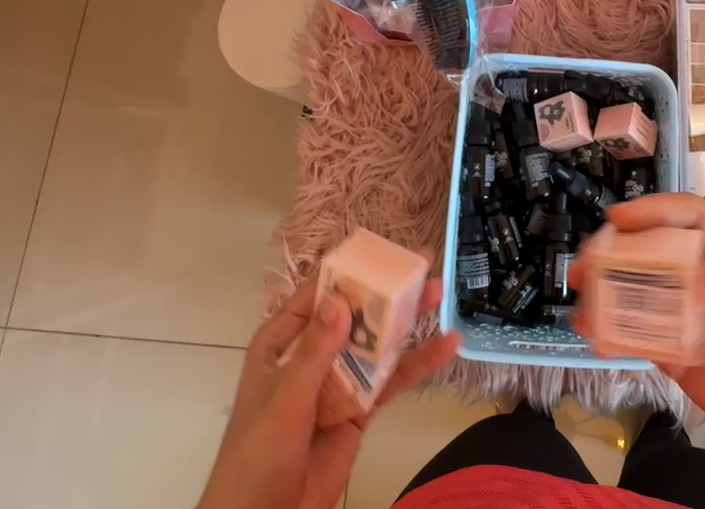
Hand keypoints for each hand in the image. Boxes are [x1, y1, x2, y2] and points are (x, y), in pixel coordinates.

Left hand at [197, 276, 461, 508]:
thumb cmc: (258, 454)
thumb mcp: (284, 400)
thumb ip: (315, 353)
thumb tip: (341, 300)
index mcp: (283, 341)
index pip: (318, 294)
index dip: (350, 270)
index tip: (383, 251)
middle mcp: (313, 353)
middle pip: (355, 313)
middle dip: (388, 291)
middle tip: (425, 264)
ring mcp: (339, 380)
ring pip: (378, 342)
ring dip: (408, 320)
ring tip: (441, 295)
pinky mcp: (360, 408)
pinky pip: (391, 381)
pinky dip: (418, 365)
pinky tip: (446, 348)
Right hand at [572, 193, 704, 469]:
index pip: (696, 219)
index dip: (657, 212)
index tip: (618, 219)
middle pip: (658, 248)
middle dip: (620, 249)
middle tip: (586, 263)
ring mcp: (692, 315)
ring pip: (643, 288)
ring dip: (609, 286)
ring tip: (581, 293)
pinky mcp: (679, 354)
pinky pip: (642, 333)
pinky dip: (614, 329)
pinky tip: (591, 331)